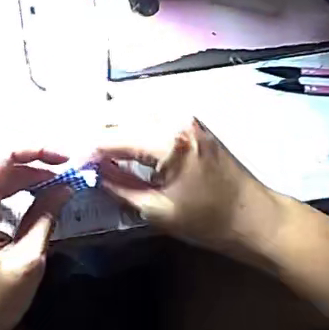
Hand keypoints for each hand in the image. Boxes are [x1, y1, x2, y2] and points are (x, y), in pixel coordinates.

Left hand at [0, 149, 74, 329]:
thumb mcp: (26, 263)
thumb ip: (44, 217)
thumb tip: (63, 187)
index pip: (1, 156)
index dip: (37, 150)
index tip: (67, 157)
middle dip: (33, 162)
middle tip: (67, 172)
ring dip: (24, 176)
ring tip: (58, 184)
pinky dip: (11, 191)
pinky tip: (35, 197)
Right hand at [91, 118, 290, 261]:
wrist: (258, 218)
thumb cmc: (210, 221)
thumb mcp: (157, 211)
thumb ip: (118, 186)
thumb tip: (90, 170)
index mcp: (166, 141)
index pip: (111, 138)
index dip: (87, 150)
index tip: (71, 162)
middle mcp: (173, 118)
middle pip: (118, 115)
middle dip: (96, 133)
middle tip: (78, 154)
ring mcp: (184, 115)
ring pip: (132, 108)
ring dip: (111, 124)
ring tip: (95, 147)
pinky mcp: (189, 119)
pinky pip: (149, 111)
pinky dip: (130, 121)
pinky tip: (119, 138)